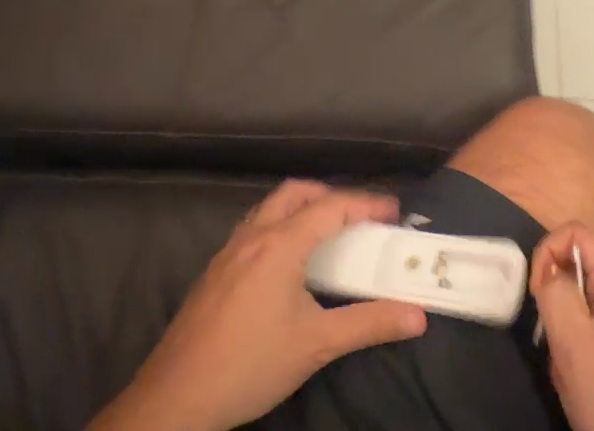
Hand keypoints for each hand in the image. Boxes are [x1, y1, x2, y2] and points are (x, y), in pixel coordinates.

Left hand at [89, 180, 428, 430]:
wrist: (175, 399)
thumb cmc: (250, 365)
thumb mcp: (317, 344)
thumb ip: (369, 324)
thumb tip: (417, 316)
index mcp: (279, 245)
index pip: (331, 207)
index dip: (366, 204)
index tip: (394, 211)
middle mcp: (252, 237)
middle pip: (296, 193)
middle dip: (331, 196)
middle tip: (359, 218)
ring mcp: (228, 253)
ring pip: (270, 209)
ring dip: (302, 209)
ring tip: (328, 236)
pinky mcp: (214, 272)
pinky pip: (253, 229)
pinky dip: (280, 228)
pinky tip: (288, 264)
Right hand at [531, 224, 593, 430]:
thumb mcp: (574, 345)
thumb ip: (557, 294)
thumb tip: (549, 265)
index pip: (577, 232)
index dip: (548, 252)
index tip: (538, 294)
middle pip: (581, 262)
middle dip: (557, 293)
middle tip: (553, 334)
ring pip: (586, 295)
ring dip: (567, 322)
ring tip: (568, 359)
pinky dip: (580, 337)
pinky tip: (581, 371)